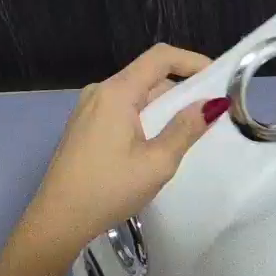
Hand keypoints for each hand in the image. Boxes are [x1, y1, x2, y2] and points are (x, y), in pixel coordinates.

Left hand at [10, 44, 221, 260]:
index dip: (192, 61)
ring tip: (186, 132)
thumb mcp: (157, 163)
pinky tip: (154, 143)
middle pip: (147, 76)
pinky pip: (120, 109)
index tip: (217, 78)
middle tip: (208, 113)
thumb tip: (212, 104)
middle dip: (180, 89)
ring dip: (161, 107)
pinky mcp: (83, 126)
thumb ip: (186, 129)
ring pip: (134, 95)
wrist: (58, 219)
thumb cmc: (109, 189)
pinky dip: (143, 117)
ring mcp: (87, 108)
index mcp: (116, 92)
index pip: (160, 57)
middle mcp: (99, 91)